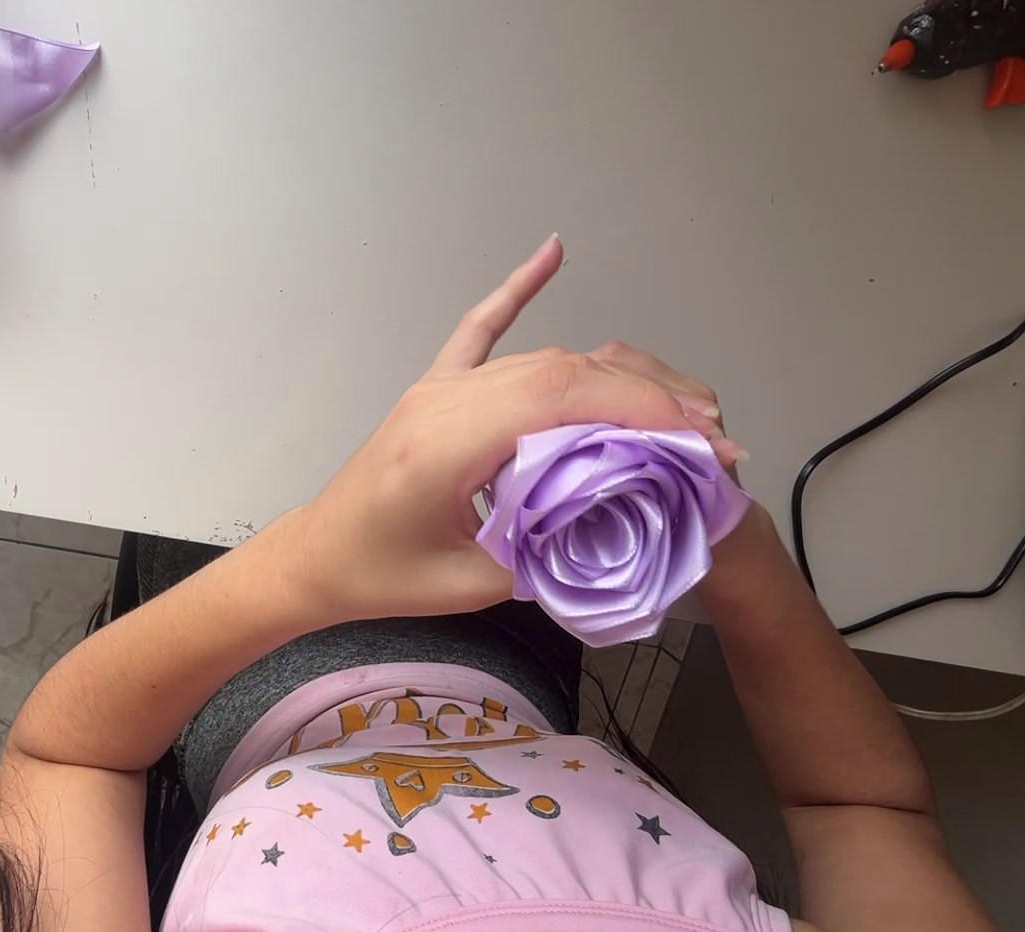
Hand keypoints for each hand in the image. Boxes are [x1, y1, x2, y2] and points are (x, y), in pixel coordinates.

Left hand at [279, 235, 746, 623]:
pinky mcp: (434, 388)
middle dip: (645, 397)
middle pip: (564, 369)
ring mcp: (438, 387)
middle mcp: (445, 399)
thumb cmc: (381, 575)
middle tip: (705, 433)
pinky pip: (481, 329)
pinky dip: (517, 290)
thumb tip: (616, 522)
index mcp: (448, 444)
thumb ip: (544, 553)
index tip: (701, 442)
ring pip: (541, 357)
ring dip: (610, 375)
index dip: (643, 411)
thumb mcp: (469, 585)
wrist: (319, 554)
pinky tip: (552, 253)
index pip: (564, 398)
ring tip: (671, 405)